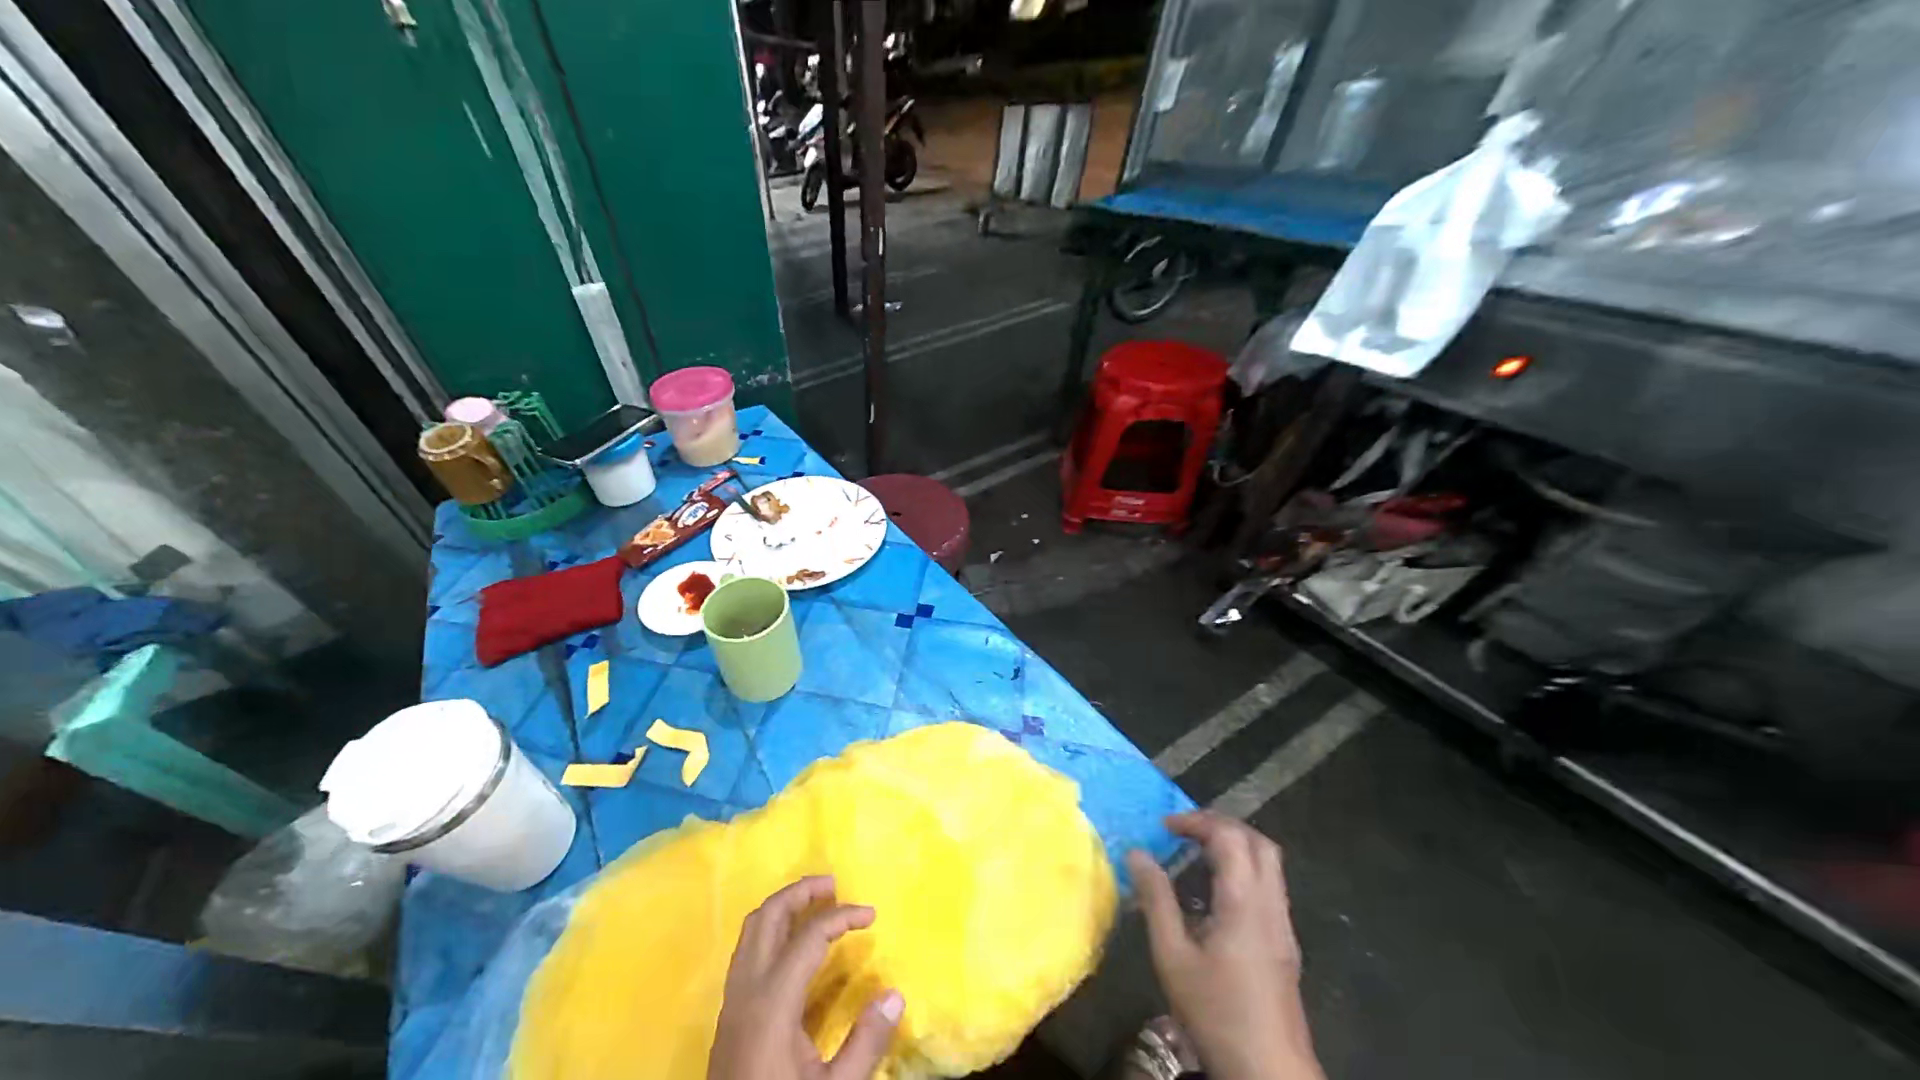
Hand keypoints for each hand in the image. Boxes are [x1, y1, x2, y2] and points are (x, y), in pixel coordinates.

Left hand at [709, 876, 903, 1079]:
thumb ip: (865, 1043)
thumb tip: (895, 995)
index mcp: (771, 1002)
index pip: (807, 936)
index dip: (842, 916)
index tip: (871, 915)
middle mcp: (745, 990)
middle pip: (767, 917)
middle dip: (801, 893)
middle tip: (835, 886)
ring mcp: (732, 1001)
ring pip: (752, 931)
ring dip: (784, 909)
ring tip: (818, 906)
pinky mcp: (729, 1015)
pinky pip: (748, 952)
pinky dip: (773, 932)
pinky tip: (797, 948)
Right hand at [1127, 812, 1323, 1079]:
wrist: (1269, 1071)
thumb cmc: (1216, 1012)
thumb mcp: (1173, 957)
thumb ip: (1156, 900)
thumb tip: (1137, 854)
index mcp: (1244, 903)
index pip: (1230, 837)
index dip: (1197, 821)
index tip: (1164, 827)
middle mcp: (1271, 905)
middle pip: (1258, 842)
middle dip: (1220, 825)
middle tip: (1184, 831)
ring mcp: (1283, 924)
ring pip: (1268, 863)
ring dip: (1234, 846)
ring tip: (1195, 854)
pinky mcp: (1285, 942)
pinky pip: (1268, 885)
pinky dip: (1242, 869)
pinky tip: (1213, 893)